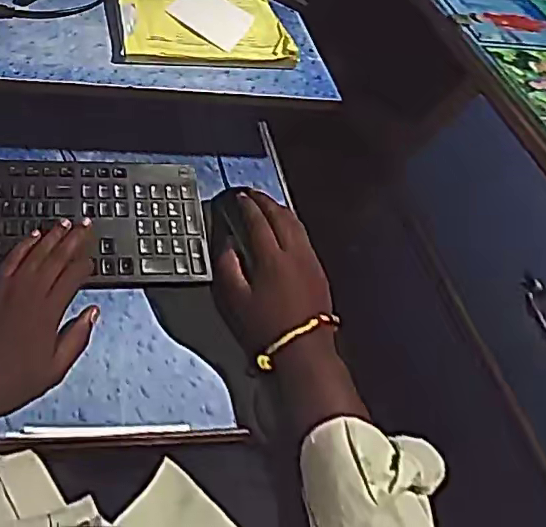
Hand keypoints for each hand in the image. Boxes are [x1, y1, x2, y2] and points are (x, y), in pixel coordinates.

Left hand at [0, 218, 98, 470]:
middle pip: (56, 257)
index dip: (84, 265)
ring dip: (52, 236)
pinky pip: (11, 257)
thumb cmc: (10, 382)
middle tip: (84, 225)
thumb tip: (92, 313)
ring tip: (64, 224)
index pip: (72, 278)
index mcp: (48, 312)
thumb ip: (77, 338)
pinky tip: (33, 236)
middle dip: (74, 239)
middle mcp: (29, 293)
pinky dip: (24, 244)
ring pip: (35, 252)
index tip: (91, 259)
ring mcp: (8, 287)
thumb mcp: (54, 369)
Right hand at [213, 189, 331, 350]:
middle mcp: (294, 253)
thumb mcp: (234, 297)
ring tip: (266, 204)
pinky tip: (284, 226)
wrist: (304, 353)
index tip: (237, 197)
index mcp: (271, 257)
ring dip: (279, 209)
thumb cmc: (265, 326)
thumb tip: (227, 243)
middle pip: (280, 216)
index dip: (246, 205)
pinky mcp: (319, 270)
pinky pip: (303, 236)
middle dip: (264, 201)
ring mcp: (310, 261)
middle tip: (250, 194)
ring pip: (296, 224)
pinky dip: (291, 223)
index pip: (258, 220)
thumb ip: (227, 264)